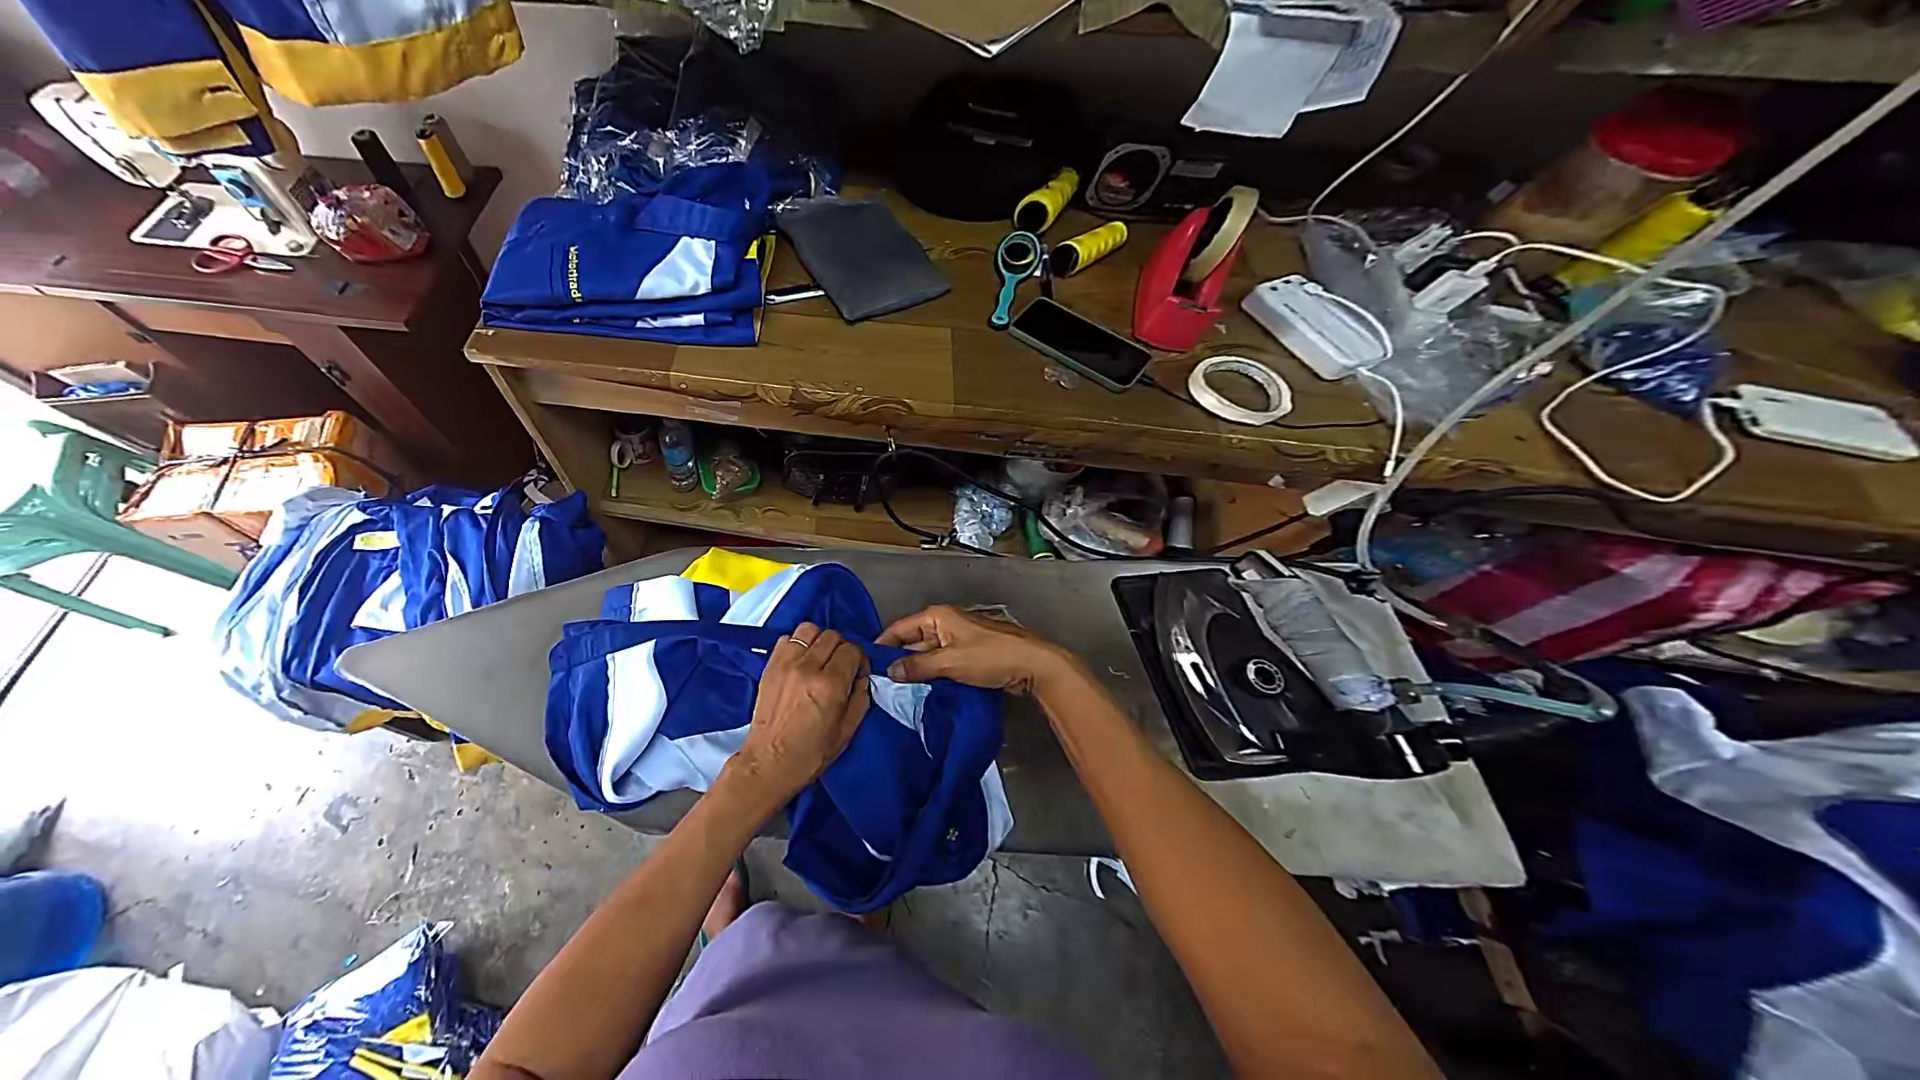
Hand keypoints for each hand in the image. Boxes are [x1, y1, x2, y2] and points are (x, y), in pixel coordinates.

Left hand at [728, 622, 869, 805]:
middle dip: (842, 649)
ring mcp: (785, 665)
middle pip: (833, 636)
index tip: (857, 672)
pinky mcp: (769, 667)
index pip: (852, 650)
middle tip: (840, 666)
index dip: (859, 660)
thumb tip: (861, 677)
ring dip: (819, 641)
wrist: (770, 764)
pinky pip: (787, 639)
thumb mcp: (848, 730)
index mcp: (830, 685)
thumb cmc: (810, 753)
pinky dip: (797, 644)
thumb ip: (861, 697)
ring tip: (819, 659)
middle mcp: (807, 668)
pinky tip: (801, 661)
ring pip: (809, 629)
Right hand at [876, 605, 1079, 694]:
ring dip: (916, 672)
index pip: (899, 628)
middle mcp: (944, 625)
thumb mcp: (950, 662)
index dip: (883, 646)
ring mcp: (957, 641)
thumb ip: (918, 666)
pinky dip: (932, 677)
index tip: (867, 666)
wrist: (1032, 665)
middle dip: (898, 661)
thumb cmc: (992, 657)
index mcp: (938, 617)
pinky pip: (941, 665)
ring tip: (895, 693)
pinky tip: (921, 693)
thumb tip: (890, 671)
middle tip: (878, 685)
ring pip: (927, 656)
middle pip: (912, 642)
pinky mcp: (967, 657)